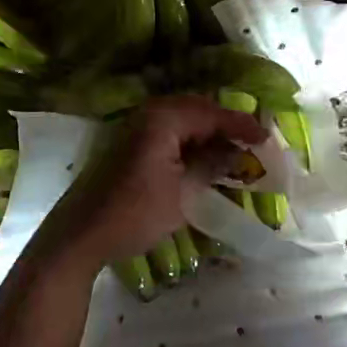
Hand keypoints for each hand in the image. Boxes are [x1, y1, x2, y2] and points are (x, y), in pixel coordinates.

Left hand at [43, 95, 266, 263]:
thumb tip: (241, 152)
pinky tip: (207, 158)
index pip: (213, 113)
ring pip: (186, 121)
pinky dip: (193, 142)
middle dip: (228, 125)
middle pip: (200, 111)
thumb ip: (213, 165)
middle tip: (254, 142)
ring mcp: (138, 127)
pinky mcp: (133, 144)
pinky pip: (172, 132)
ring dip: (211, 134)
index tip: (267, 138)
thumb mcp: (184, 192)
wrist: (80, 236)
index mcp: (164, 118)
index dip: (242, 125)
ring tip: (236, 151)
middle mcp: (151, 113)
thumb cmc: (134, 213)